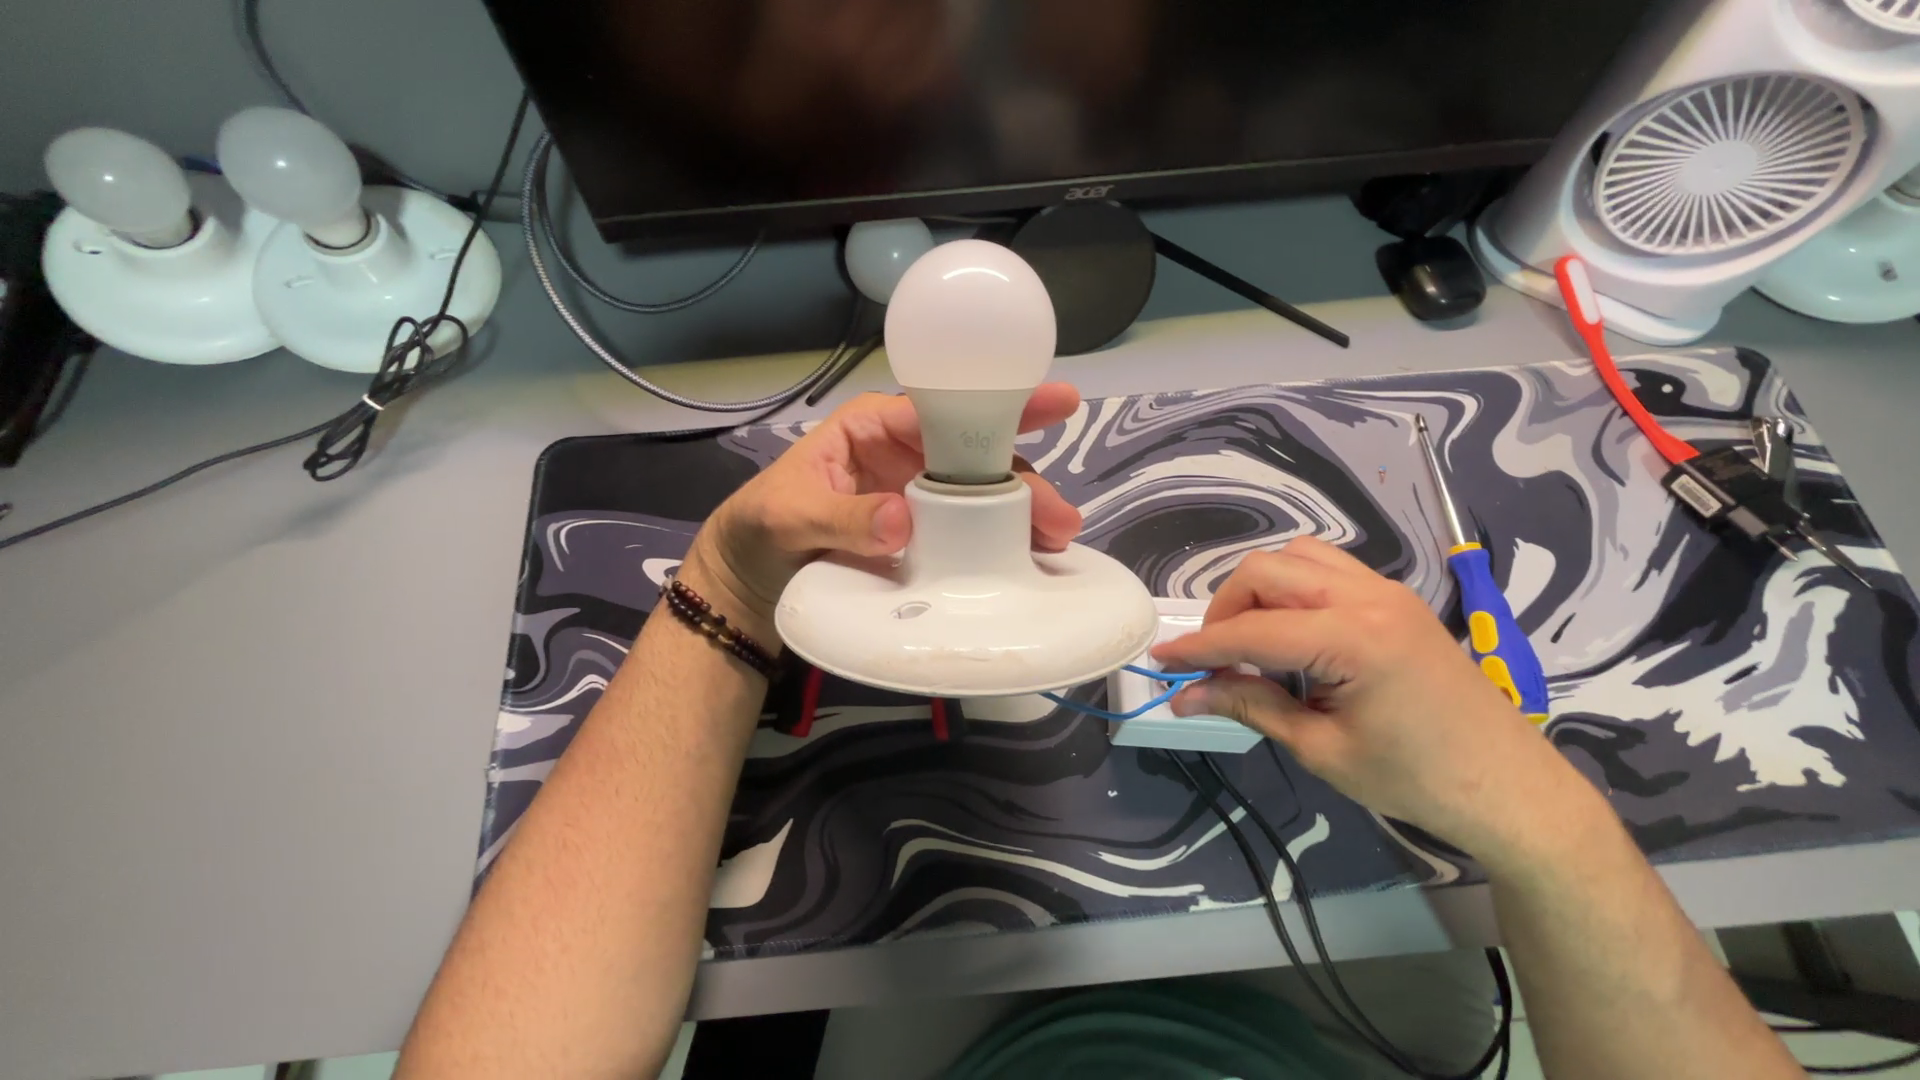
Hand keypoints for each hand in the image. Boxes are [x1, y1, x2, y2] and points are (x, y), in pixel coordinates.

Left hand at [682, 386, 1083, 640]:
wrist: (749, 581)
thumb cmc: (759, 528)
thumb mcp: (789, 516)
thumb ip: (841, 516)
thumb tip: (905, 519)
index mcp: (874, 426)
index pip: (942, 408)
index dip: (998, 405)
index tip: (1055, 403)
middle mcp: (905, 455)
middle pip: (975, 455)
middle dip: (1021, 479)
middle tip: (1061, 518)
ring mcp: (917, 497)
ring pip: (980, 494)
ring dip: (1020, 514)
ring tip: (1054, 543)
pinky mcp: (922, 536)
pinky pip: (968, 531)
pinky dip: (999, 541)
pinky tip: (1028, 557)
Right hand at [1152, 537, 1577, 861]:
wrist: (1509, 787)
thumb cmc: (1415, 779)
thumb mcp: (1321, 748)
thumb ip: (1250, 707)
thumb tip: (1186, 695)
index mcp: (1353, 638)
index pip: (1251, 630)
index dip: (1199, 645)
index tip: (1160, 660)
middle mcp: (1368, 597)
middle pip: (1266, 571)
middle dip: (1225, 610)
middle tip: (1213, 660)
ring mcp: (1387, 590)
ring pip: (1296, 557)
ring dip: (1259, 590)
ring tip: (1250, 640)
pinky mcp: (1396, 598)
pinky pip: (1327, 567)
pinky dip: (1292, 586)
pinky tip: (1291, 630)